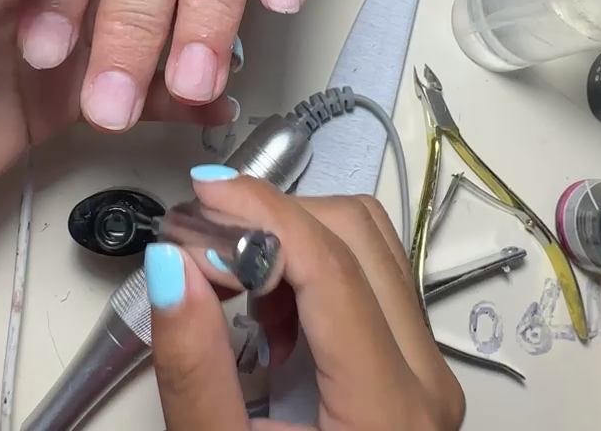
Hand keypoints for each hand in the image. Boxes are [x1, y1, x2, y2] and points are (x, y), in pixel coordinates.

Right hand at [144, 176, 463, 429]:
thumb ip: (195, 370)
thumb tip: (172, 261)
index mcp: (390, 409)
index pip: (331, 266)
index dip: (263, 213)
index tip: (202, 192)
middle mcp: (428, 375)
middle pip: (358, 234)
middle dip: (274, 218)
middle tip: (203, 240)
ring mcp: (428, 368)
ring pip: (369, 243)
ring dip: (294, 237)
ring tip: (235, 285)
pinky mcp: (414, 365)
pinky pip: (370, 274)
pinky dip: (311, 265)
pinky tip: (269, 316)